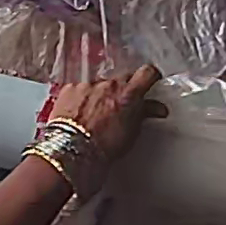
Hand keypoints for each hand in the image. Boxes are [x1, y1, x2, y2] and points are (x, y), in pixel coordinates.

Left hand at [47, 66, 166, 160]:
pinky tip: (79, 113)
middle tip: (121, 104)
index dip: (150, 76)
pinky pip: (80, 89)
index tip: (150, 80)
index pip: (147, 73)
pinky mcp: (70, 88)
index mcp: (129, 94)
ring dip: (101, 94)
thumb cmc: (104, 148)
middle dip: (124, 88)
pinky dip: (81, 98)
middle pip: (122, 78)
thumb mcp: (132, 133)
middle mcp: (109, 84)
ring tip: (96, 114)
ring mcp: (88, 84)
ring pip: (99, 84)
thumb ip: (144, 114)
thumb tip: (156, 108)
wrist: (72, 152)